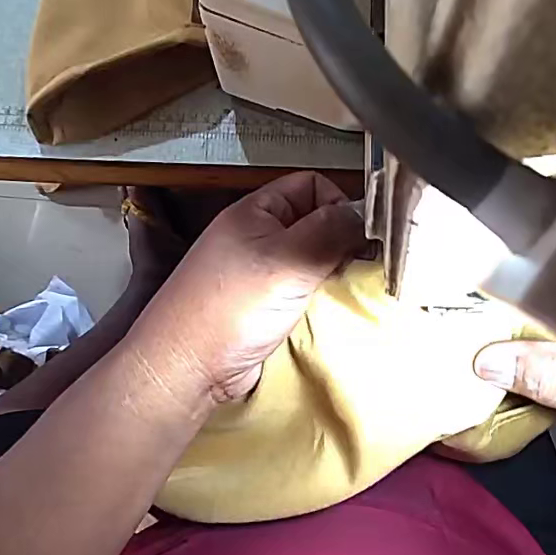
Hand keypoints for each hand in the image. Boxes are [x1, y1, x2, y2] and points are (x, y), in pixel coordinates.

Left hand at [128, 172, 366, 404]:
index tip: (359, 234)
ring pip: (315, 258)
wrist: (189, 369)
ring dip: (334, 272)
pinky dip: (323, 296)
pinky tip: (330, 308)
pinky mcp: (269, 304)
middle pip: (318, 222)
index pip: (313, 185)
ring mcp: (264, 271)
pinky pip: (307, 288)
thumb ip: (330, 232)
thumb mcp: (287, 261)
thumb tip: (366, 216)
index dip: (339, 202)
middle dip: (342, 241)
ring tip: (343, 288)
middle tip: (356, 265)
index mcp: (258, 211)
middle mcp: (261, 236)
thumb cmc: (229, 310)